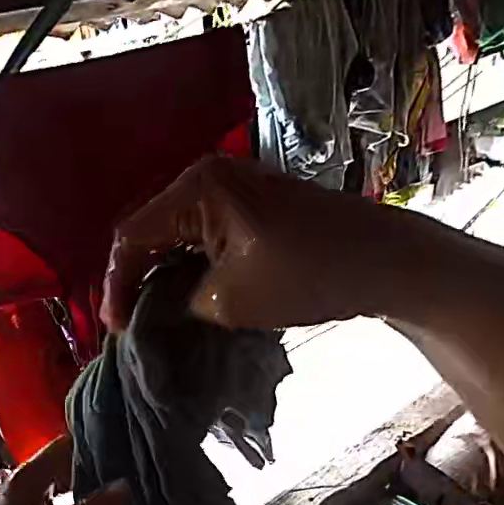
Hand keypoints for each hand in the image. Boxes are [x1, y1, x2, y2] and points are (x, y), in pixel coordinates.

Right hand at [101, 155, 435, 331]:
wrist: (388, 261)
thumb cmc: (307, 275)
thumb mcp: (227, 300)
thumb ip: (174, 303)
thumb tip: (147, 312)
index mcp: (198, 189)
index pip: (132, 237)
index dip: (116, 284)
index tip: (115, 327)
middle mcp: (207, 177)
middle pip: (148, 231)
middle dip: (133, 278)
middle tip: (126, 322)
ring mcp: (230, 187)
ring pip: (171, 234)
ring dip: (158, 273)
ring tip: (146, 314)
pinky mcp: (247, 203)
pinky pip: (197, 233)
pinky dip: (184, 264)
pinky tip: (178, 294)